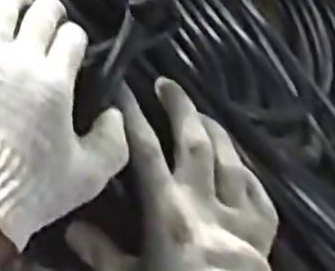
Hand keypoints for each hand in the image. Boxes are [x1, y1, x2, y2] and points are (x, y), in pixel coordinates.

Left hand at [0, 0, 128, 249]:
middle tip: (51, 15)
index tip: (72, 44)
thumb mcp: (91, 172)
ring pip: (4, 5)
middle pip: (41, 14)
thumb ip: (112, 140)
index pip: (71, 37)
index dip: (75, 36)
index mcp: (56, 82)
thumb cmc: (38, 183)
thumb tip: (113, 111)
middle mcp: (23, 58)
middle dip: (51, 10)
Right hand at [65, 79, 277, 270]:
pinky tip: (237, 164)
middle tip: (166, 83)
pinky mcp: (264, 241)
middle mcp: (205, 206)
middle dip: (180, 108)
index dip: (132, 113)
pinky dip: (247, 175)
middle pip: (195, 143)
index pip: (146, 148)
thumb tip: (70, 226)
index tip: (120, 86)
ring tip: (200, 113)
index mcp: (169, 211)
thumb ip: (101, 251)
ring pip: (231, 163)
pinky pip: (259, 198)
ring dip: (215, 132)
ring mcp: (240, 223)